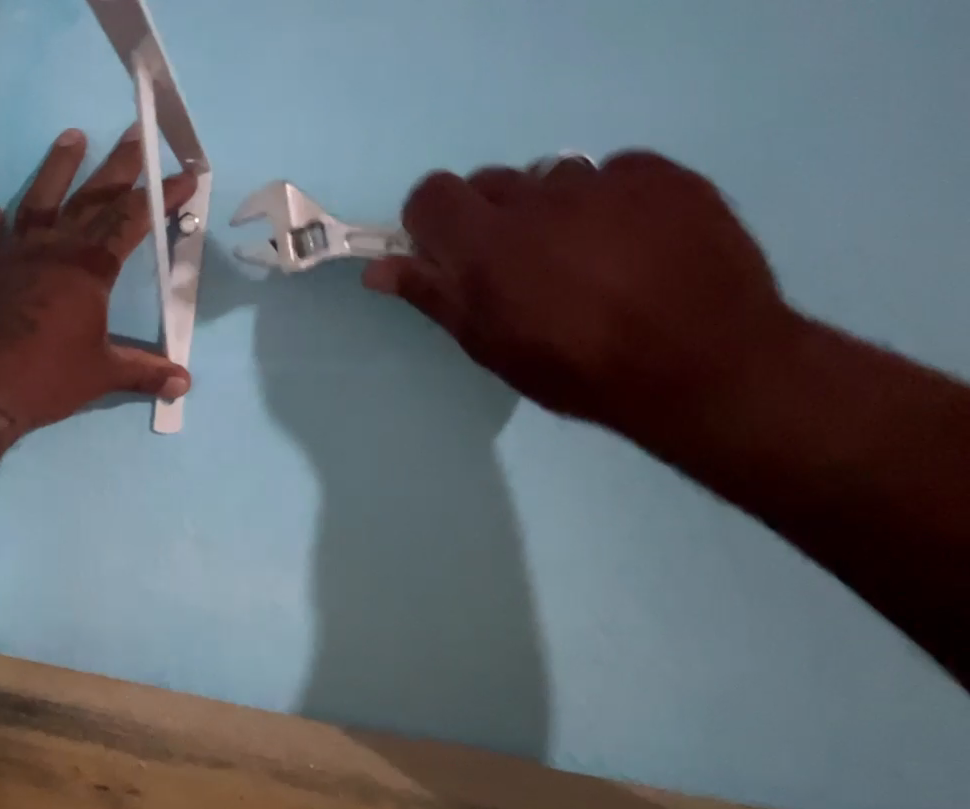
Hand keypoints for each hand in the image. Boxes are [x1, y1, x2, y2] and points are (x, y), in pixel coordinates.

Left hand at [0, 127, 198, 431]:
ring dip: (57, 168)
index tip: (185, 175)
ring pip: (37, 200)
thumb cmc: (44, 379)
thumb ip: (143, 372)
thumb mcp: (101, 376)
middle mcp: (51, 248)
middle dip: (119, 166)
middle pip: (91, 198)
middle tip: (136, 133)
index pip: (132, 220)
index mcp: (88, 268)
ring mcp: (11, 255)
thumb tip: (184, 384)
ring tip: (72, 137)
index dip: (161, 196)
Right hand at [364, 151, 801, 429]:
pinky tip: (632, 241)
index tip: (445, 255)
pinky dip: (610, 200)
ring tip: (581, 256)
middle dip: (489, 216)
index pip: (431, 194)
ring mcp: (603, 181)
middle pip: (490, 182)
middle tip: (515, 266)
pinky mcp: (662, 175)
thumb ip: (433, 295)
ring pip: (552, 177)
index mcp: (484, 243)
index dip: (431, 222)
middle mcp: (537, 197)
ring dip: (549, 208)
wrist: (699, 362)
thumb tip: (377, 268)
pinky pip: (616, 172)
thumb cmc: (574, 368)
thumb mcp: (488, 343)